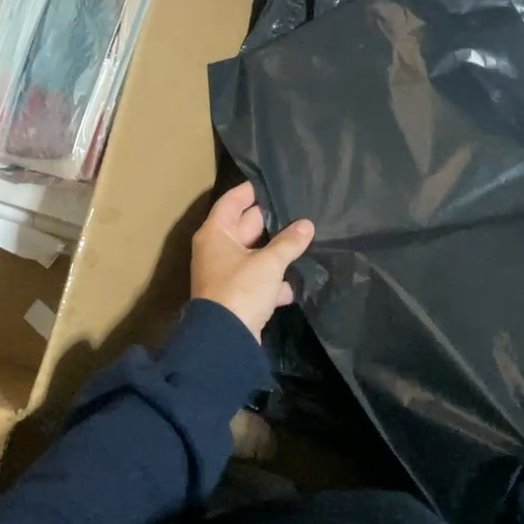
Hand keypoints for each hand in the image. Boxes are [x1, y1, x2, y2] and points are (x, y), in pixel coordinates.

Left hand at [191, 183, 314, 341]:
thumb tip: (307, 225)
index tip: (271, 182)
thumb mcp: (268, 263)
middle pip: (245, 226)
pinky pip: (258, 279)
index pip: (232, 201)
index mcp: (216, 233)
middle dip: (271, 221)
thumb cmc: (241, 290)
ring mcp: (226, 274)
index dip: (250, 191)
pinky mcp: (237, 296)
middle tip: (298, 209)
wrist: (225, 341)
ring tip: (305, 240)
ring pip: (254, 254)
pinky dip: (274, 281)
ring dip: (276, 251)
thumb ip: (289, 243)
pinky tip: (296, 282)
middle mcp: (217, 249)